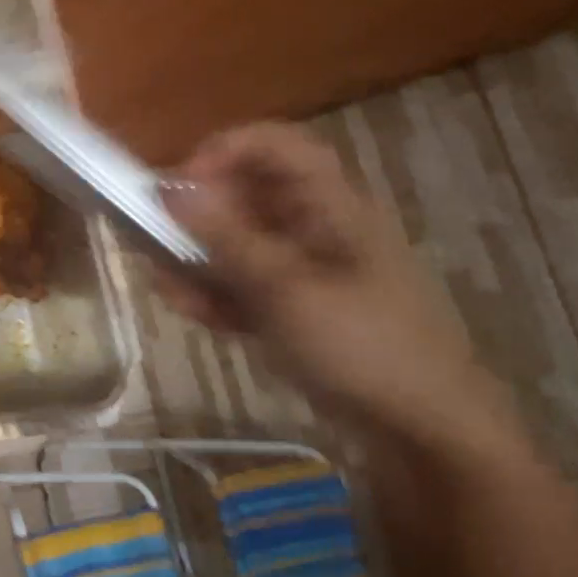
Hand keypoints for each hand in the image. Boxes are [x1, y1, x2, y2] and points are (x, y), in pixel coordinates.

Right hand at [156, 123, 516, 451]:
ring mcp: (300, 267)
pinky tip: (197, 316)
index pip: (272, 146)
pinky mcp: (287, 304)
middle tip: (155, 248)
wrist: (422, 430)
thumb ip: (224, 236)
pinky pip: (234, 282)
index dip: (220, 152)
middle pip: (239, 194)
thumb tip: (166, 186)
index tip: (176, 188)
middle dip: (190, 219)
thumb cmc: (363, 346)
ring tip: (175, 295)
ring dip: (191, 263)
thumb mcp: (286, 289)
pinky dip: (210, 295)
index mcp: (329, 208)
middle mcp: (312, 227)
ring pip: (227, 242)